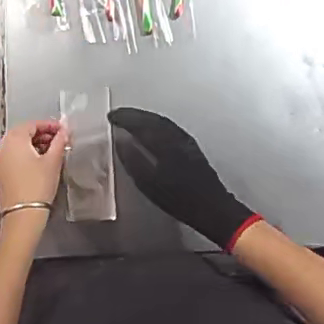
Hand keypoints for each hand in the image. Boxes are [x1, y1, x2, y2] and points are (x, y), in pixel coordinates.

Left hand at [0, 119, 68, 211]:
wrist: (23, 214)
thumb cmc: (39, 184)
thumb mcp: (53, 161)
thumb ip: (60, 141)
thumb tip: (65, 130)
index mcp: (14, 139)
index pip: (32, 124)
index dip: (49, 125)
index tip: (63, 130)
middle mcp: (3, 146)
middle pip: (23, 133)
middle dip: (41, 134)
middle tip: (58, 140)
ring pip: (18, 145)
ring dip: (34, 144)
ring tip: (51, 151)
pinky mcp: (0, 172)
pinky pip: (13, 156)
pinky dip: (26, 154)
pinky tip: (39, 162)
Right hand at [107, 107, 258, 249]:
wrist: (212, 208)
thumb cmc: (179, 199)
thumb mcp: (149, 184)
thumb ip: (133, 159)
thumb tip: (121, 140)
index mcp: (165, 143)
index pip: (141, 124)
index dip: (125, 118)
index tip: (111, 116)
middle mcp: (177, 137)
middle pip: (153, 119)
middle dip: (134, 115)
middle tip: (119, 115)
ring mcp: (187, 141)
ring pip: (163, 122)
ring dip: (146, 118)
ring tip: (132, 120)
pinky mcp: (192, 148)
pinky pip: (170, 127)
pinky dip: (157, 124)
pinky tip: (153, 131)